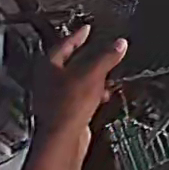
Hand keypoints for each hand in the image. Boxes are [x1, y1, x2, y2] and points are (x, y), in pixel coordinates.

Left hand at [31, 24, 126, 147]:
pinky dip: (93, 94)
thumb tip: (120, 44)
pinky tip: (103, 96)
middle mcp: (48, 81)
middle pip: (70, 63)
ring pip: (77, 81)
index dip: (77, 36)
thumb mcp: (93, 74)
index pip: (64, 45)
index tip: (86, 29)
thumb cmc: (68, 106)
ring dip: (93, 77)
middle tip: (101, 50)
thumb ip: (107, 57)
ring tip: (107, 74)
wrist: (63, 139)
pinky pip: (81, 98)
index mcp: (49, 66)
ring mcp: (56, 98)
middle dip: (88, 58)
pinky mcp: (65, 113)